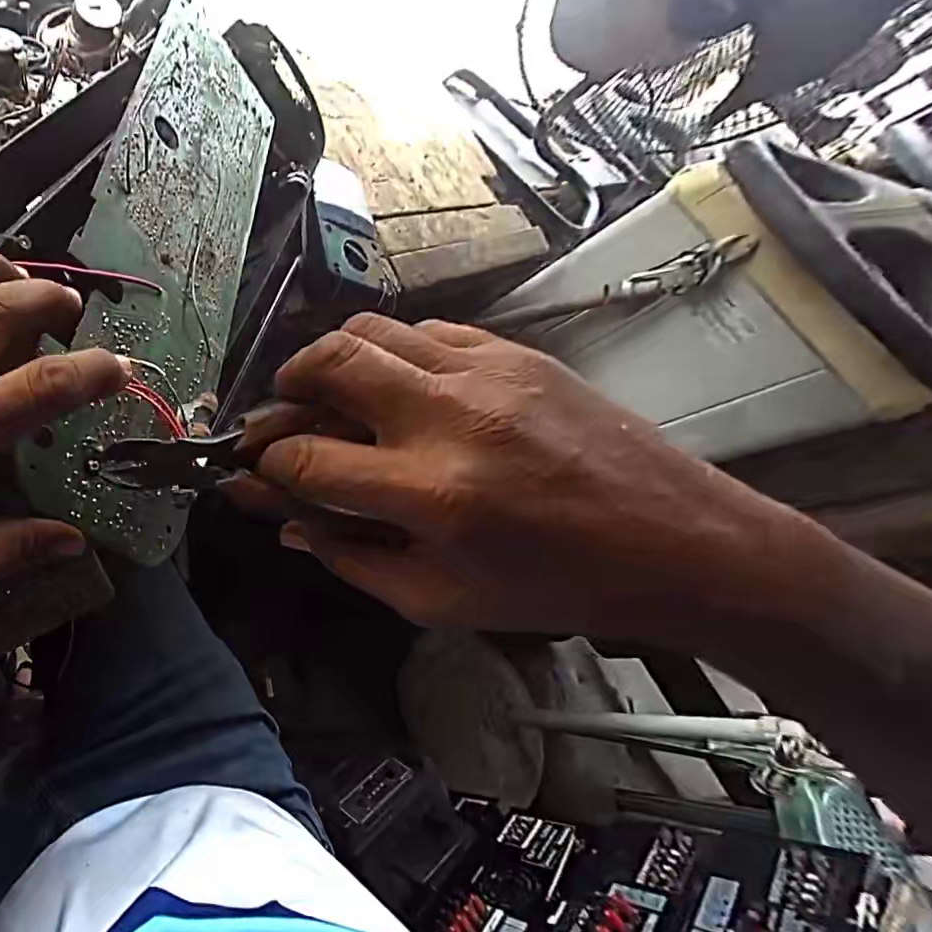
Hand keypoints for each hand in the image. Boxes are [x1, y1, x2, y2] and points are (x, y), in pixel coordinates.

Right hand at [225, 313, 830, 643]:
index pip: (307, 460)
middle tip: (276, 417)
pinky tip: (393, 387)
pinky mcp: (513, 352)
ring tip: (324, 393)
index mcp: (430, 494)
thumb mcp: (440, 600)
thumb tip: (290, 527)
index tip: (253, 475)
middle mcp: (448, 418)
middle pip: (328, 364)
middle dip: (282, 390)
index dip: (265, 468)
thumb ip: (352, 561)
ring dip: (328, 360)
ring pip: (369, 331)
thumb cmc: (555, 587)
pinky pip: (424, 331)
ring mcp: (484, 372)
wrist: (678, 541)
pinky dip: (388, 353)